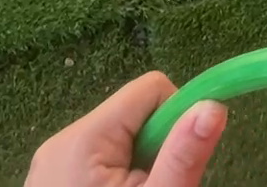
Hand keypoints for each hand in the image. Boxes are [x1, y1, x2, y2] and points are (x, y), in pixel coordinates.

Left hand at [26, 72, 226, 186]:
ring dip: (143, 167)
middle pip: (138, 115)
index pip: (153, 89)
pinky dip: (120, 182)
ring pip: (123, 140)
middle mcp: (62, 142)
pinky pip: (102, 162)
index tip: (176, 165)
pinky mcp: (52, 184)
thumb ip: (183, 155)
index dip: (178, 119)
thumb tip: (215, 105)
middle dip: (160, 149)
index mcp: (84, 138)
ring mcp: (52, 166)